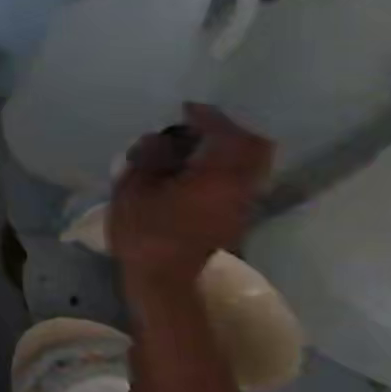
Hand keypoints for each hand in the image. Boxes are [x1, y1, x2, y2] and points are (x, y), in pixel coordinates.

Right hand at [108, 104, 273, 286]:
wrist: (161, 281)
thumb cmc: (145, 231)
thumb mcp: (134, 186)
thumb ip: (150, 155)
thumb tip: (162, 140)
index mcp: (218, 176)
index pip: (227, 134)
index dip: (208, 117)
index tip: (187, 110)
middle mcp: (240, 189)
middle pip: (256, 149)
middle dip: (231, 131)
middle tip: (200, 126)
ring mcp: (241, 207)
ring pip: (251, 167)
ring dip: (230, 151)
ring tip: (195, 148)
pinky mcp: (233, 220)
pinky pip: (241, 182)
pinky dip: (226, 169)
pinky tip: (195, 171)